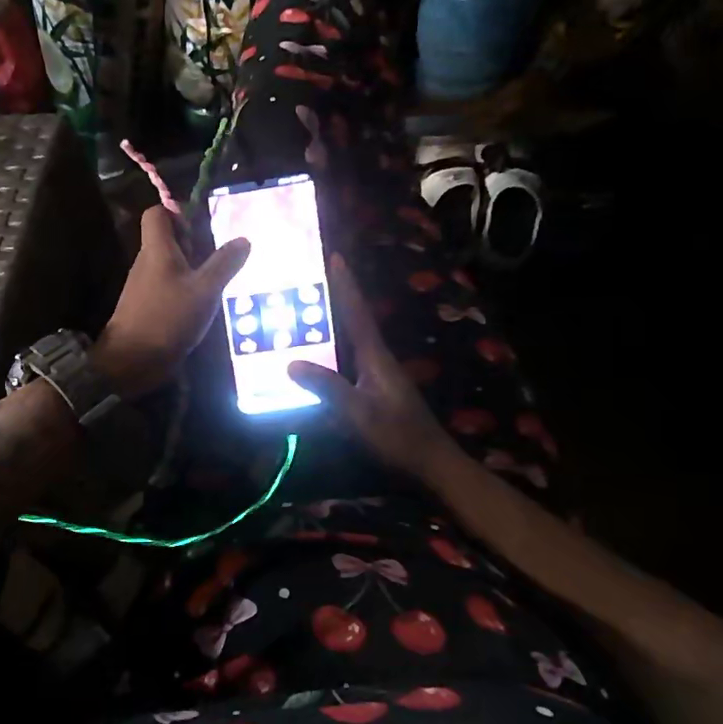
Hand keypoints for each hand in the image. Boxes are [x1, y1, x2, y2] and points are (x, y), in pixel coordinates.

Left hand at [93, 206, 250, 397]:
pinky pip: (167, 287)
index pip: (157, 213)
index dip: (178, 214)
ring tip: (216, 285)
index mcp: (157, 249)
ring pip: (169, 265)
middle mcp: (146, 262)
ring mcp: (143, 285)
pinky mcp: (146, 306)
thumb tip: (243, 239)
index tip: (202, 231)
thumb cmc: (168, 318)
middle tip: (217, 261)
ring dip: (192, 270)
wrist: (131, 360)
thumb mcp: (205, 290)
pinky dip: (184, 290)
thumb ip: (224, 263)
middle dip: (193, 245)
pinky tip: (202, 306)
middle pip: (167, 239)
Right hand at [289, 255, 463, 477]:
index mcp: (376, 358)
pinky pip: (344, 367)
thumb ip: (327, 387)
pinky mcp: (372, 395)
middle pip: (352, 323)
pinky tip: (309, 365)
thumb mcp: (358, 413)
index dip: (346, 286)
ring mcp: (376, 379)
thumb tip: (290, 362)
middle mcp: (377, 361)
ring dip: (328, 329)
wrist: (431, 467)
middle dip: (333, 301)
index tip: (334, 256)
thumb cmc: (397, 437)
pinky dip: (327, 358)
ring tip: (299, 318)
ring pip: (347, 345)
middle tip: (305, 285)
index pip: (357, 314)